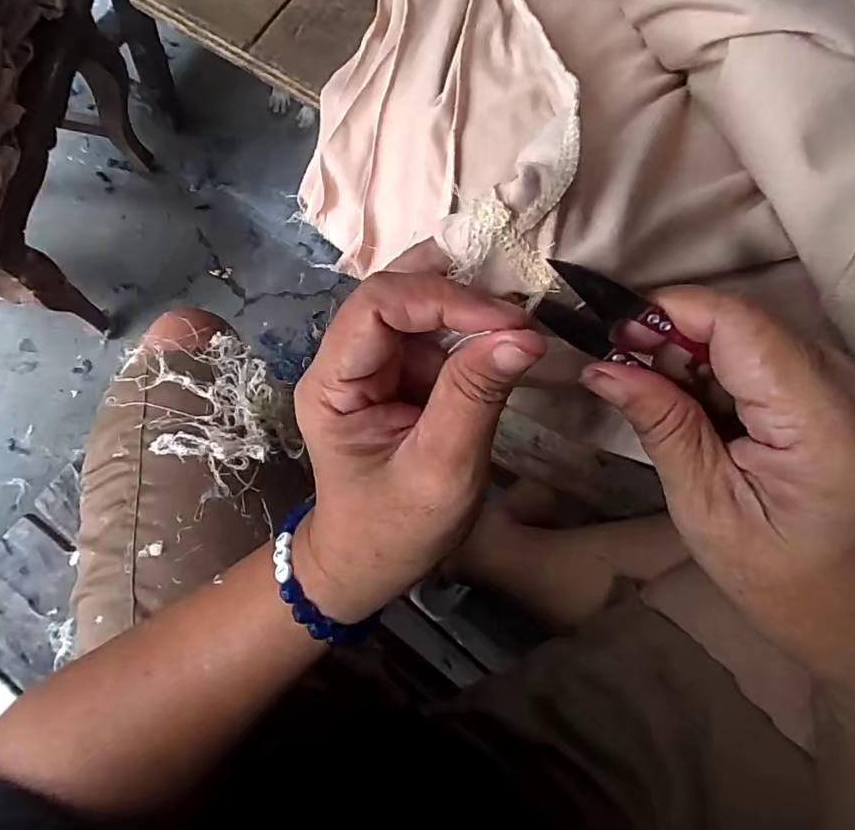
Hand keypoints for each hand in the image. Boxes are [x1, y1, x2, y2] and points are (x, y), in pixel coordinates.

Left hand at [292, 272, 545, 619]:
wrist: (368, 561)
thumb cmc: (395, 529)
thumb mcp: (441, 471)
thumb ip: (474, 398)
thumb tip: (523, 336)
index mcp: (331, 384)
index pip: (375, 307)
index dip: (441, 298)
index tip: (508, 320)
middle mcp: (343, 361)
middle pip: (392, 295)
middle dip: (456, 294)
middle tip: (519, 313)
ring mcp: (371, 364)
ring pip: (414, 305)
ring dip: (466, 304)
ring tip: (518, 316)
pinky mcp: (398, 372)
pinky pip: (432, 332)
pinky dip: (470, 325)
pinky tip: (503, 328)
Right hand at [579, 286, 854, 689]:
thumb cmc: (793, 591)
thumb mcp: (707, 511)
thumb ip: (662, 425)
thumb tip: (601, 366)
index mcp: (830, 428)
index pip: (742, 324)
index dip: (670, 311)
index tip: (615, 335)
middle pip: (751, 324)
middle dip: (678, 337)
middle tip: (629, 374)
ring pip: (762, 334)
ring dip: (702, 355)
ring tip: (673, 406)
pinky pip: (782, 353)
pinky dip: (733, 370)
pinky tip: (716, 412)